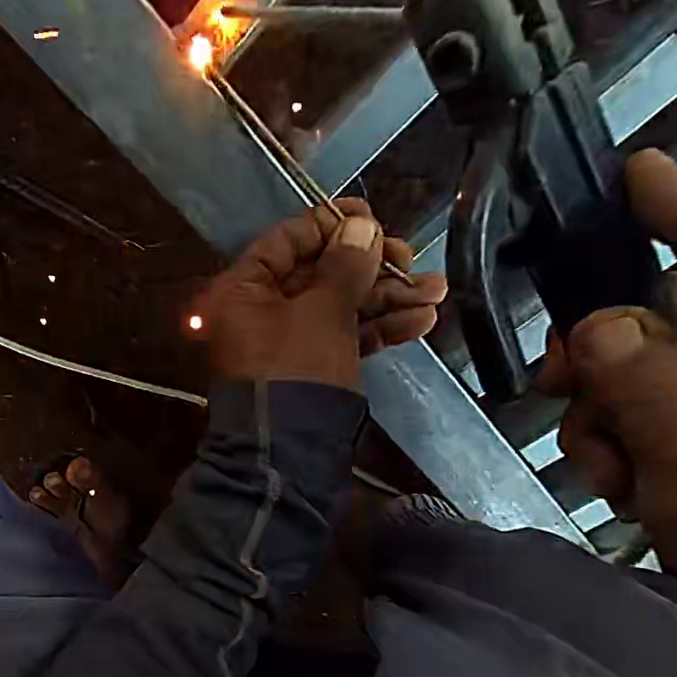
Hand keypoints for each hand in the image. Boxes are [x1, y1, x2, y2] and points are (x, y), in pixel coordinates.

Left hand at [193, 199, 448, 389]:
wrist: (291, 458)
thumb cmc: (297, 371)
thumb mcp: (323, 313)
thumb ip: (344, 266)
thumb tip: (363, 227)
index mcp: (241, 291)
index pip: (286, 241)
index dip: (331, 226)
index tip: (373, 218)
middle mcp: (258, 313)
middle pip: (318, 274)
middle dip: (371, 268)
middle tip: (411, 259)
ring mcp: (285, 343)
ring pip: (337, 308)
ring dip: (386, 299)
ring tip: (435, 291)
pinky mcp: (310, 370)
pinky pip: (342, 338)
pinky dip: (377, 330)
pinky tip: (421, 321)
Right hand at [538, 151, 676, 631]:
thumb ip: (656, 404)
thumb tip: (599, 327)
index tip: (643, 173)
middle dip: (617, 348)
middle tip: (557, 381)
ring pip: (667, 344)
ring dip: (612, 396)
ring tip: (607, 464)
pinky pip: (664, 375)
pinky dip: (623, 416)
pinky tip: (624, 466)